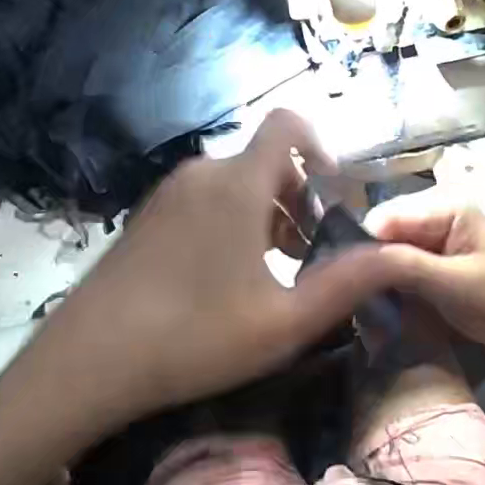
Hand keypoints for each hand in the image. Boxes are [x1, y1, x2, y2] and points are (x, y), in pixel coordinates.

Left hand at [29, 110, 391, 427]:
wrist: (87, 360)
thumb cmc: (195, 337)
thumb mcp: (284, 321)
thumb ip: (347, 284)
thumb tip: (397, 256)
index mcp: (238, 182)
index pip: (288, 124)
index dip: (320, 146)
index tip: (332, 196)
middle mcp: (203, 172)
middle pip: (266, 161)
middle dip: (298, 198)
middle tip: (308, 255)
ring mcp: (169, 192)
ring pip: (235, 181)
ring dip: (266, 212)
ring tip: (272, 271)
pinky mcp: (148, 214)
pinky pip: (205, 197)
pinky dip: (231, 218)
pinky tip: (224, 276)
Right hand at [363, 191, 484, 363]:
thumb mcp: (457, 282)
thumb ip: (408, 265)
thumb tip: (356, 257)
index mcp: (447, 208)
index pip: (389, 217)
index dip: (363, 243)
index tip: (343, 276)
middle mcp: (436, 221)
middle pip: (384, 236)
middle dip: (368, 265)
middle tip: (352, 298)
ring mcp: (433, 247)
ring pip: (387, 258)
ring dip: (376, 282)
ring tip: (363, 309)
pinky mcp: (432, 271)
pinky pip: (398, 275)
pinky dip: (388, 292)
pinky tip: (379, 312)